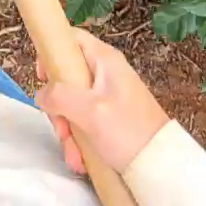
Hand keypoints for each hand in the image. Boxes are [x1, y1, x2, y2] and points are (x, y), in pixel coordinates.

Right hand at [35, 28, 169, 174]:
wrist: (163, 167)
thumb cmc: (128, 130)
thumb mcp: (90, 111)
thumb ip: (60, 96)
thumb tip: (42, 94)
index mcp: (103, 59)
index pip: (70, 38)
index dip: (51, 52)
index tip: (42, 78)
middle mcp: (106, 73)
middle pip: (67, 78)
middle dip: (59, 108)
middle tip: (62, 130)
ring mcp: (109, 97)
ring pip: (74, 105)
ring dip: (69, 131)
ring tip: (75, 155)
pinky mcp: (112, 118)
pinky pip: (86, 122)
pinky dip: (80, 140)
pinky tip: (82, 160)